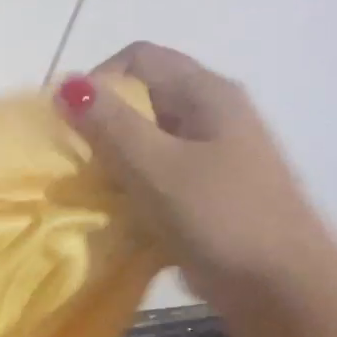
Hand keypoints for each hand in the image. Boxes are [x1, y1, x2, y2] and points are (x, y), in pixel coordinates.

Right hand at [58, 42, 336, 309]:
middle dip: (95, 122)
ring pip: (140, 136)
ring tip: (83, 188)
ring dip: (105, 157)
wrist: (273, 278)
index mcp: (206, 94)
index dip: (94, 82)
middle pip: (138, 96)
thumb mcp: (154, 166)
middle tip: (66, 162)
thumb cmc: (216, 215)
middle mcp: (209, 112)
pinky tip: (108, 207)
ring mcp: (207, 150)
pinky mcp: (198, 186)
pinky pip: (148, 169)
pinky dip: (121, 181)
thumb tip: (66, 85)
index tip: (63, 126)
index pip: (138, 59)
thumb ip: (109, 124)